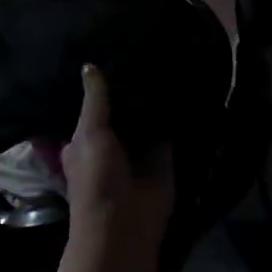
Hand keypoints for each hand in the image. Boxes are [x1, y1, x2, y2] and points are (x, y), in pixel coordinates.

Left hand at [62, 65, 173, 249]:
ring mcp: (139, 149)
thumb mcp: (90, 134)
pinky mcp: (165, 155)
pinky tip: (185, 86)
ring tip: (168, 61)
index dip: (103, 85)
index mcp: (86, 139)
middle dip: (133, 90)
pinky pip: (169, 131)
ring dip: (155, 100)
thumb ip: (95, 102)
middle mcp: (113, 142)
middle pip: (124, 110)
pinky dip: (175, 115)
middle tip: (147, 51)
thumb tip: (90, 66)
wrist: (126, 220)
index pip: (95, 106)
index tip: (116, 53)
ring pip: (148, 119)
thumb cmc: (96, 178)